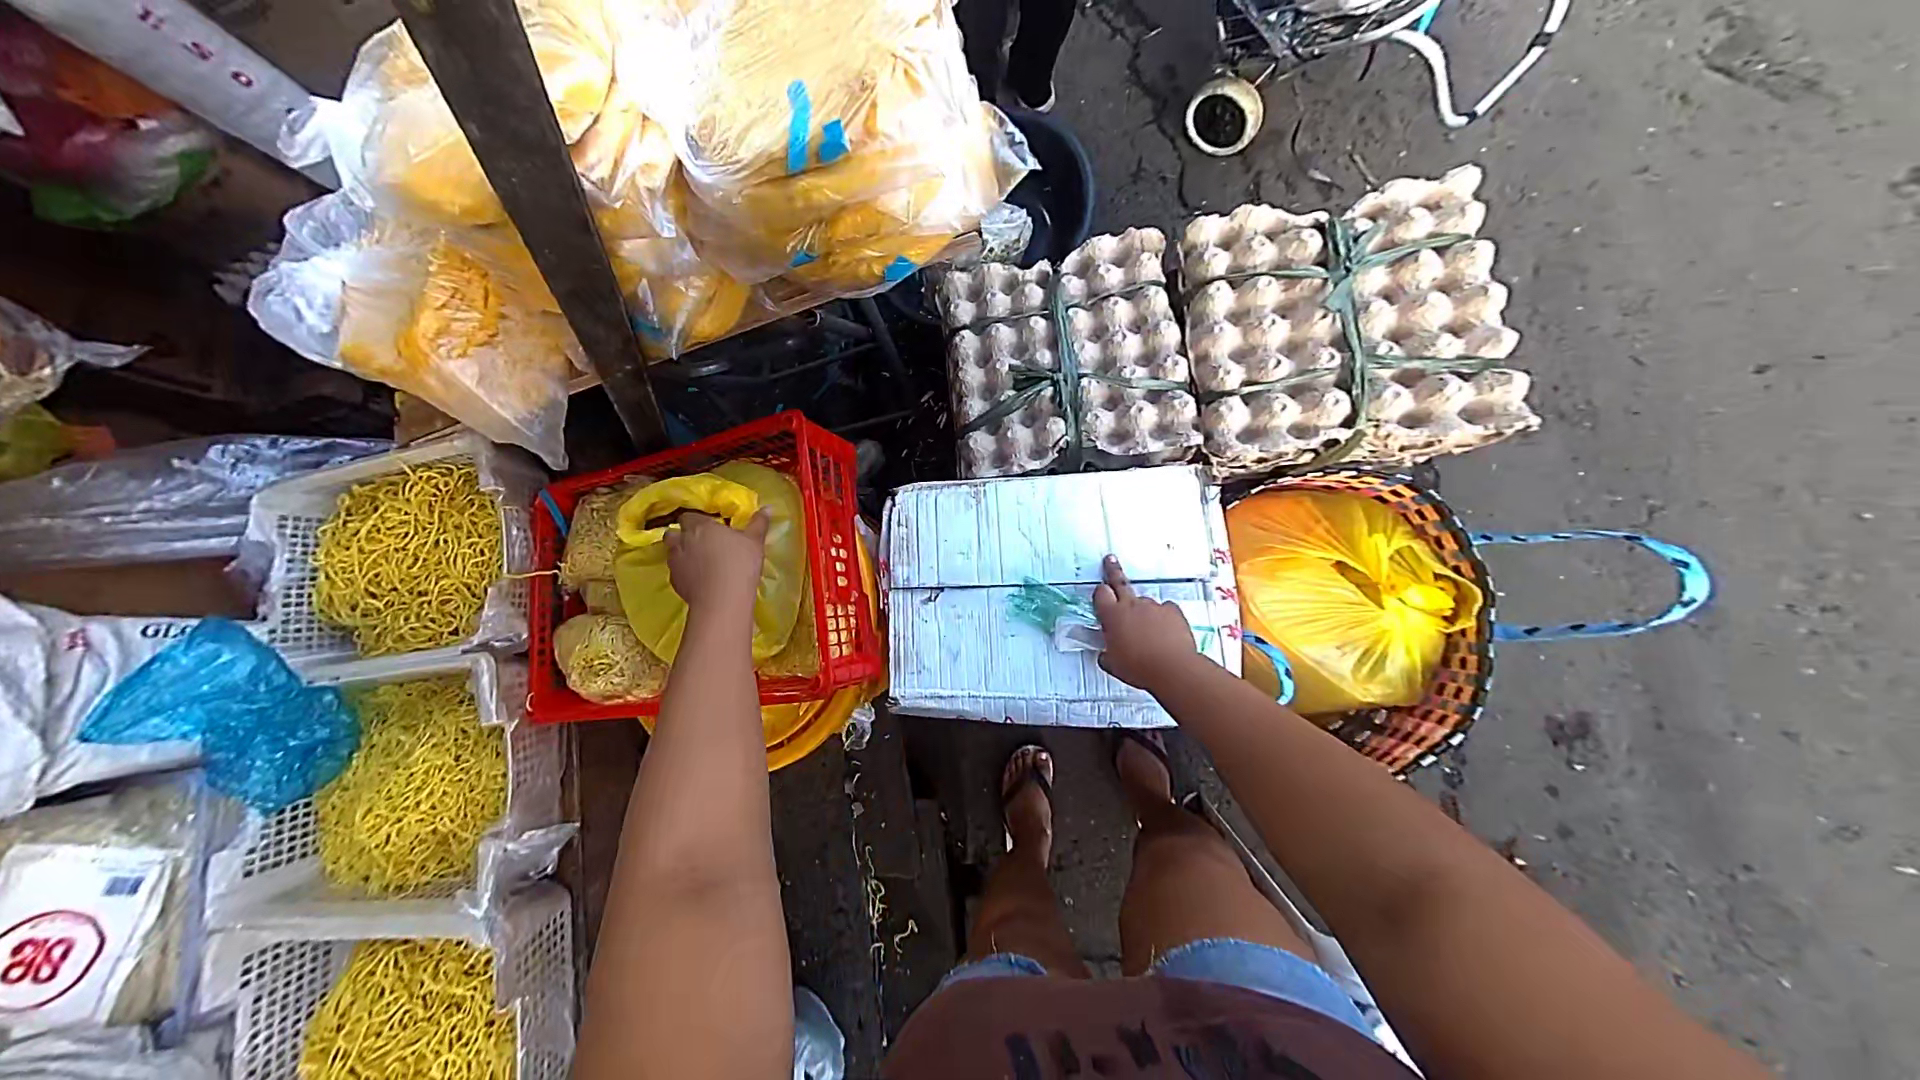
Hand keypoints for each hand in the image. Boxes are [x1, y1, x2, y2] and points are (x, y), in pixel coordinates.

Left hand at [666, 509, 769, 614]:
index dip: (697, 521)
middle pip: (672, 533)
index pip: (689, 516)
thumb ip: (759, 523)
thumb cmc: (740, 564)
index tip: (709, 527)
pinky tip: (699, 580)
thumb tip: (767, 508)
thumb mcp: (755, 541)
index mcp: (700, 526)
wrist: (722, 599)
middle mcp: (682, 541)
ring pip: (672, 552)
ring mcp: (675, 562)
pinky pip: (676, 572)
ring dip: (681, 554)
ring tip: (699, 562)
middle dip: (682, 536)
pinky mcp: (675, 582)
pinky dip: (684, 573)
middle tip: (700, 543)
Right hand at [1092, 555, 1200, 691]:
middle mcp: (1132, 605)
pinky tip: (1164, 629)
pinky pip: (1165, 609)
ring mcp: (1153, 606)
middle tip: (1110, 561)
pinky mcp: (1172, 611)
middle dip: (1112, 570)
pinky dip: (1163, 616)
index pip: (1100, 594)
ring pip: (1144, 601)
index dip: (1099, 592)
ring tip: (1146, 629)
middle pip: (1119, 581)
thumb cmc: (1140, 668)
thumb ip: (1107, 654)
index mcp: (1112, 615)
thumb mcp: (1114, 664)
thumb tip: (1105, 656)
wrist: (1172, 669)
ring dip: (1142, 610)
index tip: (1100, 590)